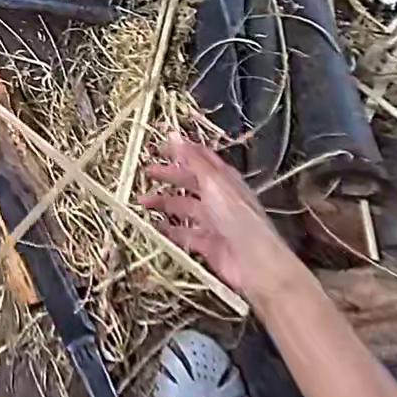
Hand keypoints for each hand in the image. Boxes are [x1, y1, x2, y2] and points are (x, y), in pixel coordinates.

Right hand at [141, 137, 304, 303]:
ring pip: (184, 207)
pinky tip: (155, 228)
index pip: (199, 158)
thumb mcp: (213, 181)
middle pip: (189, 181)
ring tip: (143, 202)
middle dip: (168, 175)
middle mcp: (217, 196)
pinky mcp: (208, 243)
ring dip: (164, 203)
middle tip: (148, 172)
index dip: (181, 151)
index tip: (160, 148)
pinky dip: (170, 230)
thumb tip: (175, 135)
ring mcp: (212, 220)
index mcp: (222, 177)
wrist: (253, 261)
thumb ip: (192, 160)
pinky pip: (185, 234)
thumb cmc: (237, 216)